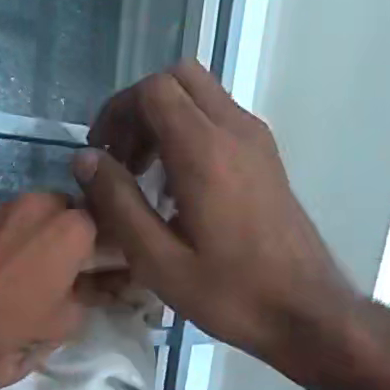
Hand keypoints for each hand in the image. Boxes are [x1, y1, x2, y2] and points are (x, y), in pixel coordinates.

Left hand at [0, 192, 96, 389]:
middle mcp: (31, 205)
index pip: (96, 225)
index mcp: (69, 229)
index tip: (85, 266)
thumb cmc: (13, 337)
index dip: (90, 247)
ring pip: (14, 214)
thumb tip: (88, 283)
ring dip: (17, 234)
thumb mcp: (66, 325)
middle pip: (55, 210)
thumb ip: (86, 292)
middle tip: (46, 270)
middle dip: (55, 233)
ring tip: (5, 272)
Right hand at [74, 59, 364, 386]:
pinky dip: (188, 134)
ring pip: (202, 96)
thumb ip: (118, 204)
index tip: (101, 156)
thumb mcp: (157, 260)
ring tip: (144, 176)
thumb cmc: (228, 293)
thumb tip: (85, 160)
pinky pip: (220, 120)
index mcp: (205, 151)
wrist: (304, 311)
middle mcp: (235, 130)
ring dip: (163, 120)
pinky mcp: (266, 158)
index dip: (116, 112)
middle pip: (179, 78)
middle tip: (121, 159)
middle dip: (139, 108)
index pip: (152, 90)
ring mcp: (257, 141)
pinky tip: (176, 188)